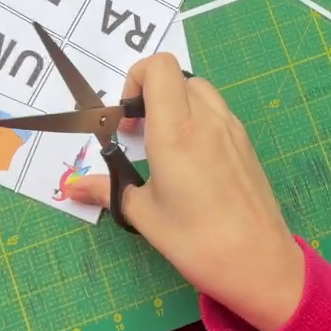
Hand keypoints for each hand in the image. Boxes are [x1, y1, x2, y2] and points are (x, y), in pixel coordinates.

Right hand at [62, 54, 304, 330]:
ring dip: (175, 104)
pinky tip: (189, 161)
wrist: (260, 264)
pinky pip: (217, 112)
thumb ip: (105, 190)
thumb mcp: (143, 213)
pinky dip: (196, 120)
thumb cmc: (196, 240)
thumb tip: (71, 187)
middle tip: (139, 132)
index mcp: (176, 130)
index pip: (158, 67)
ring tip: (162, 144)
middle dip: (150, 94)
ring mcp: (231, 129)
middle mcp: (206, 119)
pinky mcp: (246, 143)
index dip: (135, 79)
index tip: (126, 118)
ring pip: (199, 91)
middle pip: (176, 76)